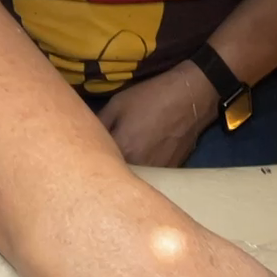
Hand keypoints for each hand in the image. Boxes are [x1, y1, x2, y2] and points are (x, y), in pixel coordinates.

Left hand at [97, 62, 219, 167]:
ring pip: (134, 180)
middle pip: (118, 176)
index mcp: (124, 150)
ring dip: (126, 175)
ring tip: (122, 164)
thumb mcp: (117, 104)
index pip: (100, 165)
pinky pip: (150, 178)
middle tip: (104, 162)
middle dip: (109, 171)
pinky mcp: (170, 173)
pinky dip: (143, 173)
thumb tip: (85, 136)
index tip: (88, 157)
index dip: (94, 161)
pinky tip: (142, 162)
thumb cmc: (152, 97)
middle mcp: (140, 167)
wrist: (191, 97)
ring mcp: (158, 173)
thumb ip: (98, 124)